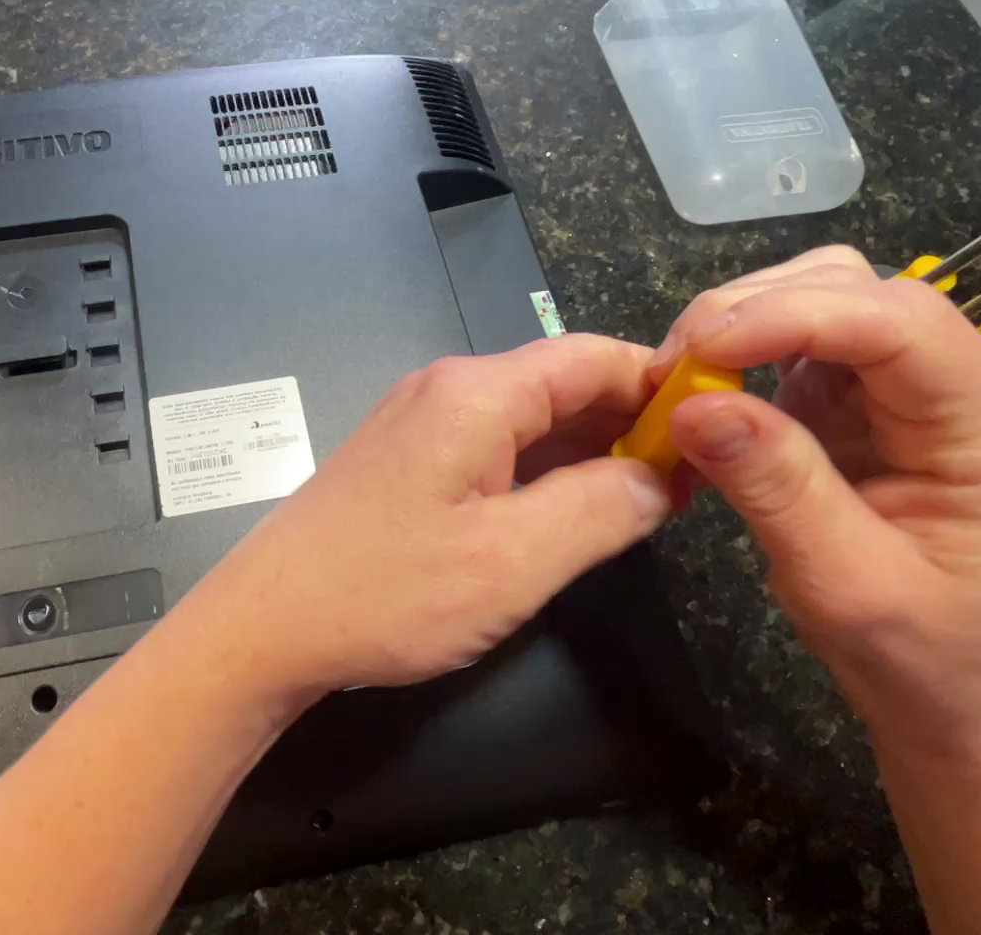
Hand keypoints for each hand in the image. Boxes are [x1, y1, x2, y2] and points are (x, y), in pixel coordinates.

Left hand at [180, 334, 670, 697]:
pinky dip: (537, 472)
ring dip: (584, 453)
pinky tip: (565, 511)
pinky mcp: (404, 459)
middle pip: (560, 384)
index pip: (593, 357)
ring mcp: (419, 422)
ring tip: (641, 502)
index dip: (660, 385)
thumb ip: (599, 509)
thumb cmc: (385, 593)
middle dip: (627, 425)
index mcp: (475, 393)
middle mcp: (445, 390)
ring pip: (527, 419)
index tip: (714, 430)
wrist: (266, 623)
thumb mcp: (512, 561)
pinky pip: (490, 447)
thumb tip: (657, 476)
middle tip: (687, 482)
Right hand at [650, 247, 980, 755]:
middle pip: (861, 289)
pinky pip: (797, 338)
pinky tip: (704, 377)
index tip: (700, 351)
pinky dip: (740, 343)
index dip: (795, 316)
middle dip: (756, 308)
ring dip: (743, 315)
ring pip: (826, 295)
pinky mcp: (858, 397)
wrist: (937, 687)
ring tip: (681, 366)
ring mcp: (905, 387)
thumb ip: (776, 488)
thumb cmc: (909, 649)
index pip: (901, 324)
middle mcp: (960, 388)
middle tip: (673, 363)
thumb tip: (693, 404)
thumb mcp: (840, 582)